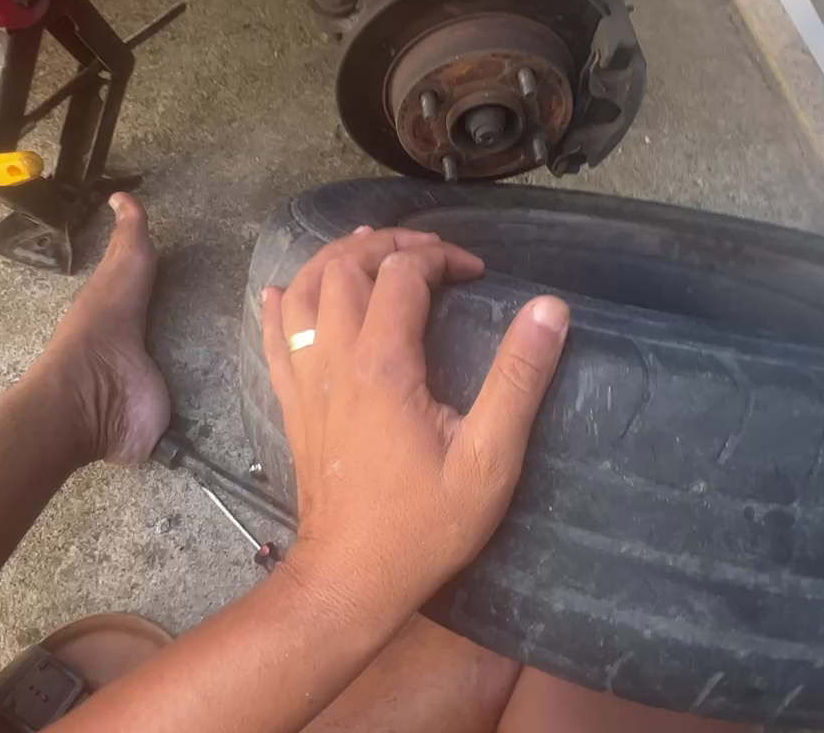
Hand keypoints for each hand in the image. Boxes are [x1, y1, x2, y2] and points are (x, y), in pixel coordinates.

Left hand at [260, 226, 569, 619]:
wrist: (350, 579)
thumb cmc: (424, 522)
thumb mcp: (490, 458)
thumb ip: (519, 378)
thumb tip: (549, 308)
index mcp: (383, 362)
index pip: (403, 274)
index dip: (441, 257)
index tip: (475, 272)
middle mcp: (335, 357)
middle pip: (345, 268)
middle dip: (388, 244)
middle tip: (428, 250)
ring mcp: (305, 378)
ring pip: (303, 291)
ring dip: (334, 259)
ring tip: (367, 247)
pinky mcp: (291, 401)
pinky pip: (273, 337)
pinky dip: (279, 304)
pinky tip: (281, 291)